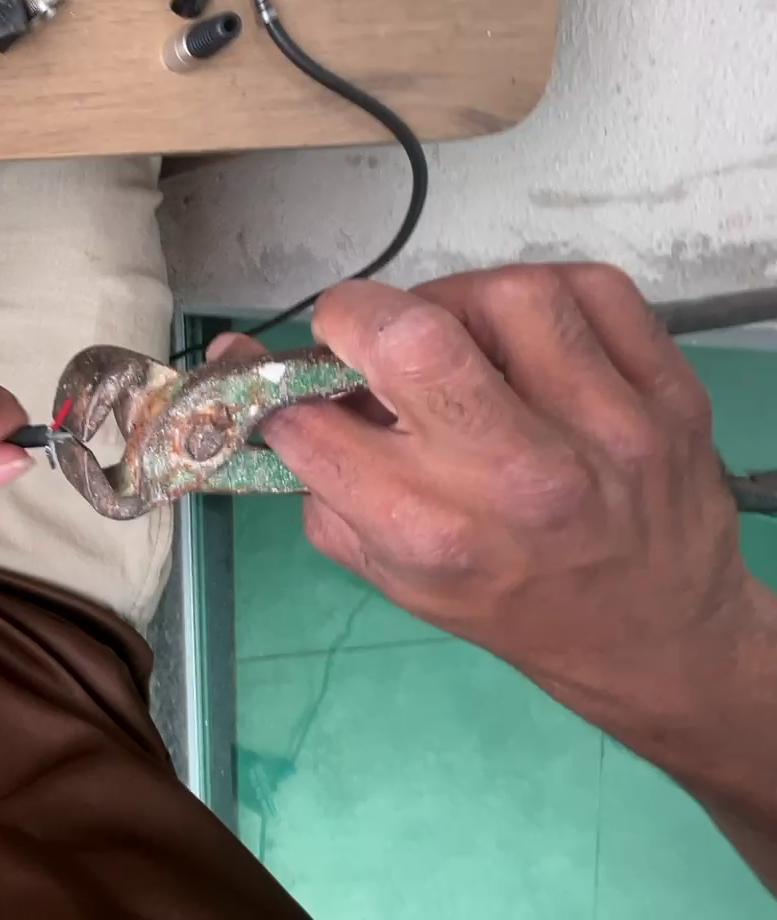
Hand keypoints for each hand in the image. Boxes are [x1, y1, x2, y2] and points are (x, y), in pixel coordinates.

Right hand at [219, 265, 759, 719]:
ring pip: (502, 295)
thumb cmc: (482, 594)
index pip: (306, 422)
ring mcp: (605, 427)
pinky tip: (503, 331)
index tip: (280, 390)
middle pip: (408, 339)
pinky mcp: (670, 393)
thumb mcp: (366, 559)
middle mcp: (511, 474)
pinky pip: (589, 288)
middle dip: (348, 316)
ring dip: (441, 300)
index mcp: (422, 526)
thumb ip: (305, 469)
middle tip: (345, 332)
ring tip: (435, 335)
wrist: (647, 634)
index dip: (274, 393)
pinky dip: (525, 294)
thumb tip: (252, 371)